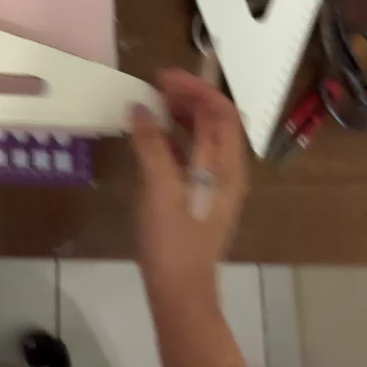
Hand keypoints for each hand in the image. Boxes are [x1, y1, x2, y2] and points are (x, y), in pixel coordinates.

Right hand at [129, 69, 249, 304]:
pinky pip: (191, 153)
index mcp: (226, 167)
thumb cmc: (173, 238)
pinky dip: (174, 134)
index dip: (196, 88)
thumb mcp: (159, 187)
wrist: (180, 289)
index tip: (163, 76)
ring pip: (204, 135)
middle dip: (190, 96)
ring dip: (182, 113)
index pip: (221, 112)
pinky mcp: (198, 194)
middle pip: (216, 120)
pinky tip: (150, 135)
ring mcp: (214, 183)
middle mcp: (227, 171)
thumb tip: (139, 107)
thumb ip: (151, 144)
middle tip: (155, 84)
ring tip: (152, 102)